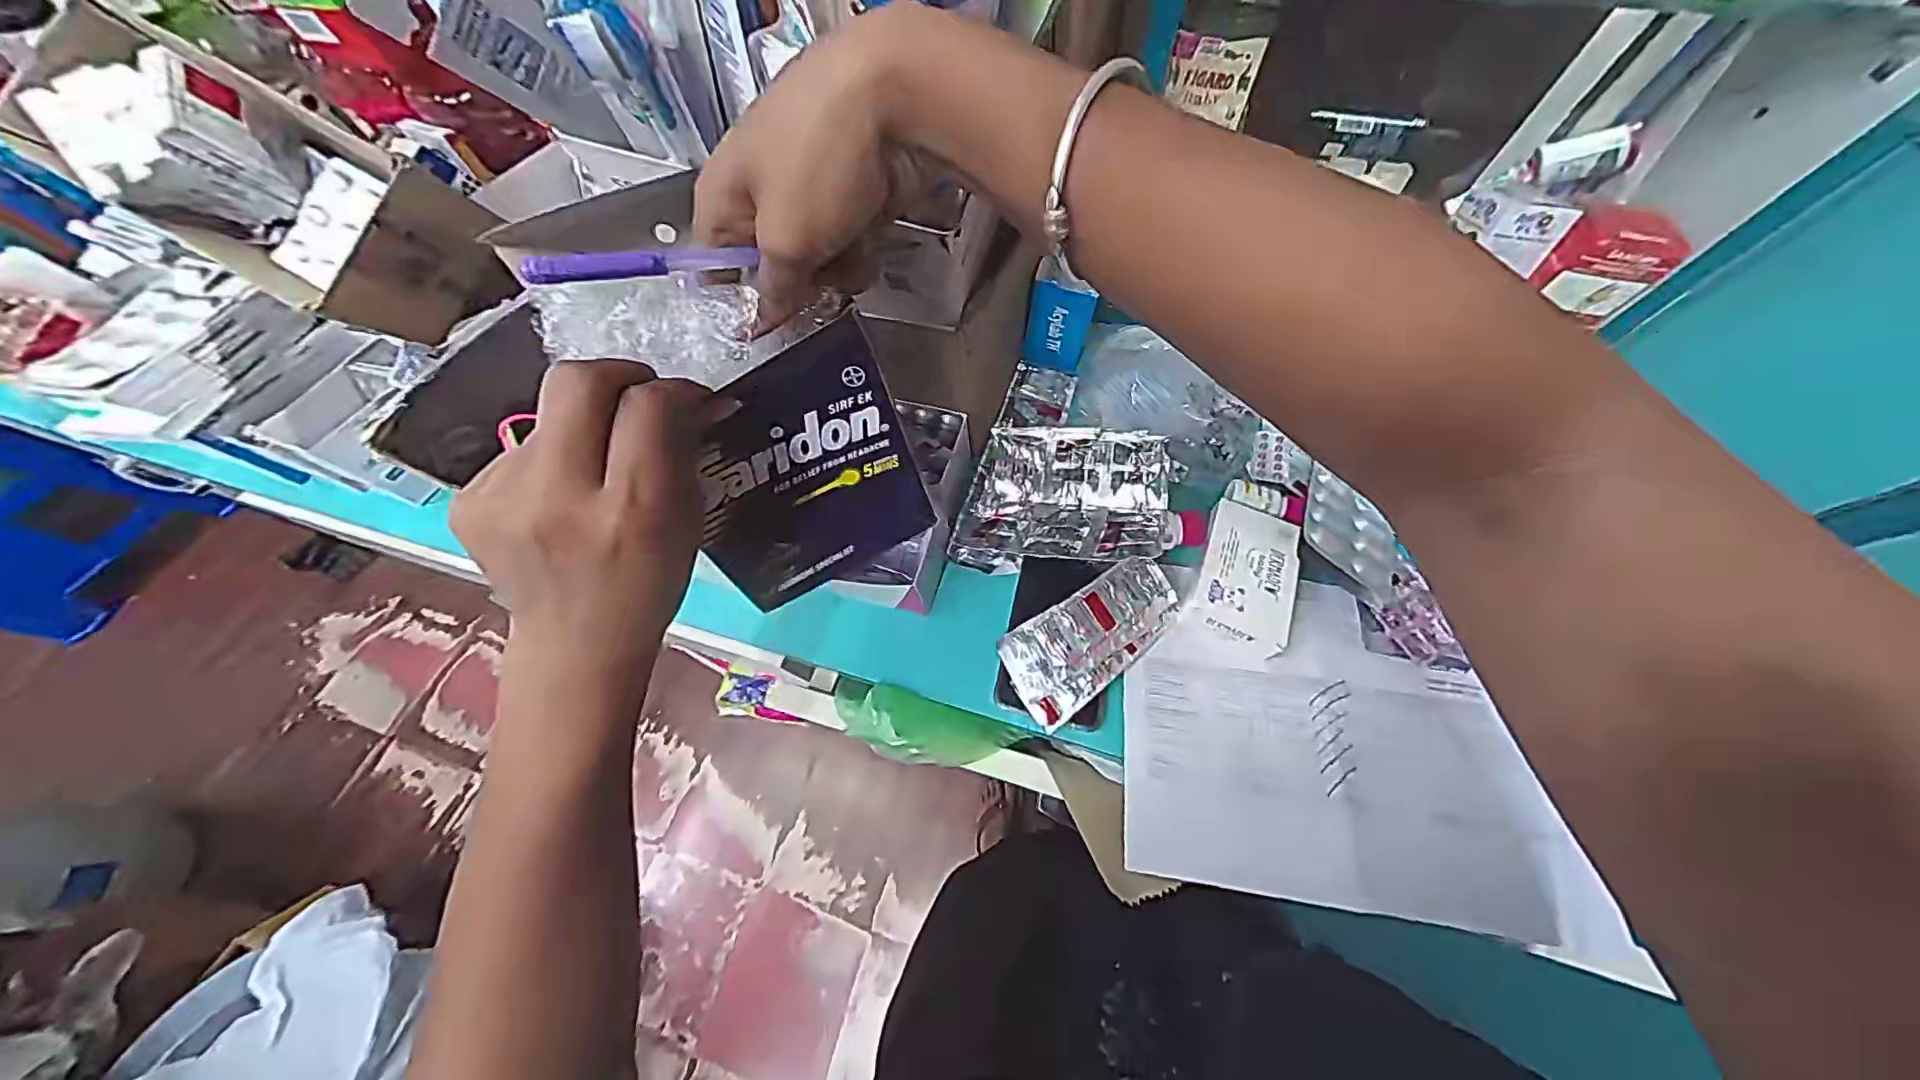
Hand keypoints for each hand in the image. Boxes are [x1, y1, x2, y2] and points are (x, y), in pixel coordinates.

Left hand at [450, 361, 729, 673]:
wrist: (577, 644)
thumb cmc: (648, 586)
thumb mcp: (685, 521)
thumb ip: (683, 454)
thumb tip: (689, 400)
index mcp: (630, 508)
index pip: (647, 406)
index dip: (675, 389)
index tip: (689, 398)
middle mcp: (558, 495)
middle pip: (577, 381)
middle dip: (618, 374)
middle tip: (639, 392)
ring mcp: (501, 497)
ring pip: (548, 416)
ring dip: (584, 427)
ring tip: (597, 471)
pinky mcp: (468, 501)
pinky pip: (522, 450)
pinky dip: (552, 460)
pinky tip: (559, 499)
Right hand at [694, 3, 935, 324]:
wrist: (894, 98)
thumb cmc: (819, 162)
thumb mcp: (787, 239)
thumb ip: (774, 288)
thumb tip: (764, 318)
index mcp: (723, 196)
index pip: (715, 263)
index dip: (739, 299)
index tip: (766, 327)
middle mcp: (761, 195)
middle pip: (772, 268)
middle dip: (799, 285)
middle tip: (819, 288)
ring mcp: (808, 194)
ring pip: (814, 262)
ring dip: (835, 271)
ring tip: (851, 254)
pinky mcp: (849, 197)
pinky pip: (845, 244)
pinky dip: (858, 251)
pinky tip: (870, 244)